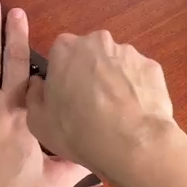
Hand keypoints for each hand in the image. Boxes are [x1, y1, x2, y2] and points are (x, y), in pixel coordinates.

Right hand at [25, 31, 180, 182]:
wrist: (131, 144)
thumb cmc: (77, 131)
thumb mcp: (38, 121)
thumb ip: (34, 95)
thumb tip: (38, 85)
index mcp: (64, 48)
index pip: (59, 54)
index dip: (62, 75)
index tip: (65, 96)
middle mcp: (97, 41)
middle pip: (89, 55)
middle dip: (89, 73)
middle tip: (90, 105)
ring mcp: (128, 52)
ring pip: (116, 64)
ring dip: (114, 81)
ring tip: (116, 113)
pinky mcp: (152, 67)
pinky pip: (139, 76)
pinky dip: (136, 90)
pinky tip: (135, 113)